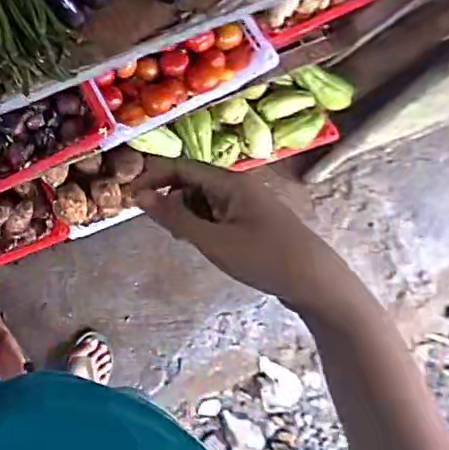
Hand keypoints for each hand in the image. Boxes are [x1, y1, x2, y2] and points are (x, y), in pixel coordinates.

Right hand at [132, 157, 373, 326]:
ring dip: (188, 214)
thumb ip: (175, 218)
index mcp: (229, 182)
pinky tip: (207, 243)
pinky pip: (218, 212)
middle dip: (171, 199)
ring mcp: (247, 202)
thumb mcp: (213, 241)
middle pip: (192, 181)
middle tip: (165, 228)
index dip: (153, 177)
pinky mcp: (253, 219)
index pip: (181, 167)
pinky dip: (204, 223)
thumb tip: (139, 196)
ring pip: (204, 198)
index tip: (130, 197)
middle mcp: (238, 185)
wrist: (318, 283)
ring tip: (189, 240)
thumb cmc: (264, 259)